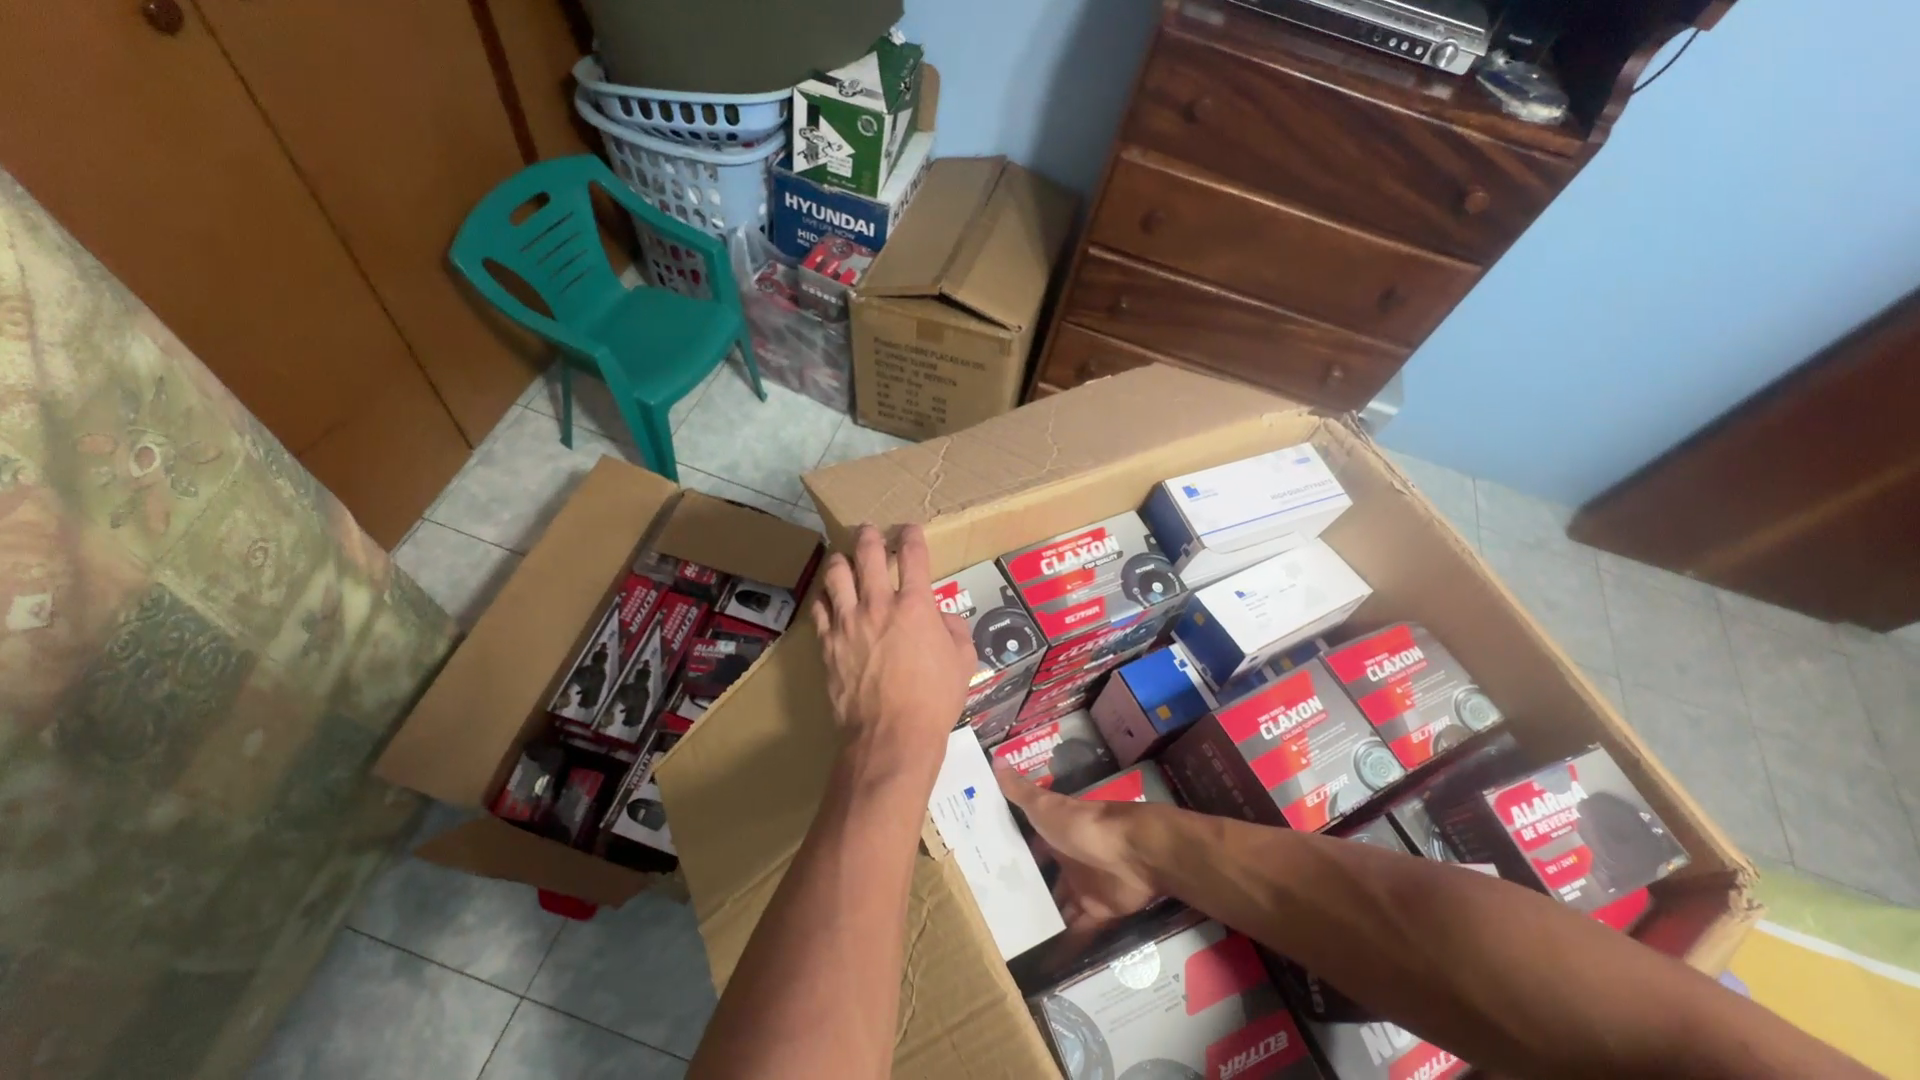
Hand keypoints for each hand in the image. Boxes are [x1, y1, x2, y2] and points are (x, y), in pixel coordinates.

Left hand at [811, 524, 974, 788]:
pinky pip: (819, 608)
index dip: (912, 536)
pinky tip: (827, 596)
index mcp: (916, 605)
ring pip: (837, 575)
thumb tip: (943, 619)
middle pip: (868, 555)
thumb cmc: (934, 700)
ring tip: (843, 557)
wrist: (891, 734)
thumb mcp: (963, 662)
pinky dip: (824, 597)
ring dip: (841, 560)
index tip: (910, 530)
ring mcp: (848, 622)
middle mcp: (879, 604)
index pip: (914, 555)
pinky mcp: (827, 643)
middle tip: (870, 531)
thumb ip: (955, 631)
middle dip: (870, 536)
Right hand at [996, 766, 1158, 931]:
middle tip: (989, 914)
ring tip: (1008, 942)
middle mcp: (1068, 860)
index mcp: (1055, 835)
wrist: (1134, 852)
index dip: (1010, 856)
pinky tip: (1041, 961)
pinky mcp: (1098, 912)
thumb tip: (995, 759)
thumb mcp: (1046, 806)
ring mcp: (1084, 888)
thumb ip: (1020, 790)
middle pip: (1043, 880)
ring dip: (1041, 921)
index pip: (1029, 846)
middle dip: (1023, 894)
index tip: (983, 869)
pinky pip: (1078, 931)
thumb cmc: (1084, 826)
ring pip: (1058, 907)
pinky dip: (1064, 945)